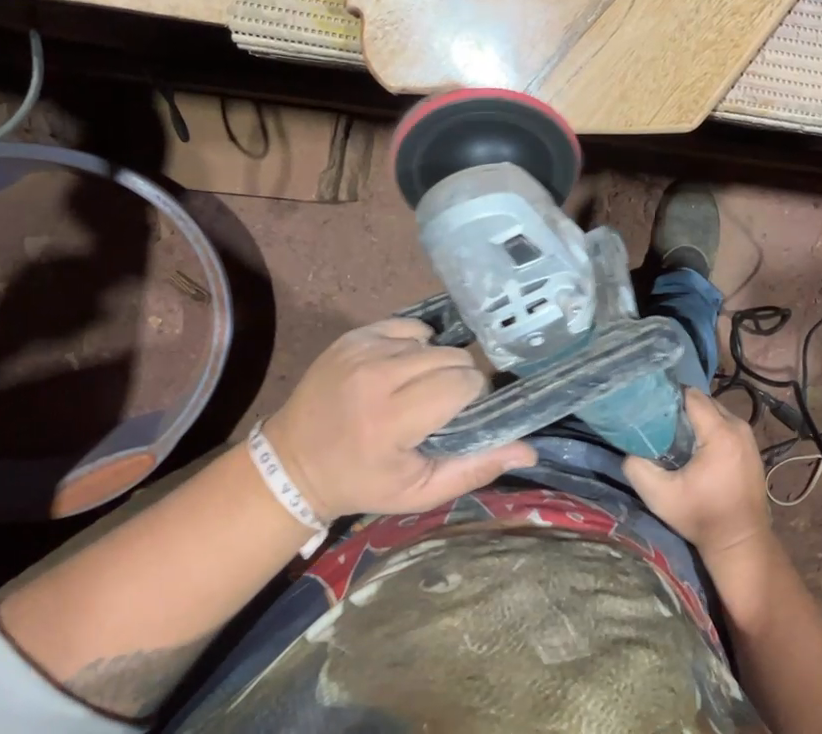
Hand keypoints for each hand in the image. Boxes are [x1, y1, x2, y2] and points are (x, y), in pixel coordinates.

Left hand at [263, 319, 535, 519]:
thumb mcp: (419, 491)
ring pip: (434, 343)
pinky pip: (408, 329)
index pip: (463, 383)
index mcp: (392, 420)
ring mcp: (362, 351)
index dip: (473, 398)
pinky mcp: (353, 336)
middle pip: (453, 358)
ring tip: (419, 390)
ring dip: (437, 364)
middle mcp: (377, 377)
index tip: (462, 416)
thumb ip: (476, 468)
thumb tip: (529, 449)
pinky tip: (402, 370)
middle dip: (459, 379)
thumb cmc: (362, 482)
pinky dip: (415, 347)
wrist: (292, 463)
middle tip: (443, 405)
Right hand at [624, 389, 770, 556]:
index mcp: (720, 433)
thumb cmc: (702, 517)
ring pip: (716, 412)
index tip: (651, 409)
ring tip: (674, 436)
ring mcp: (748, 437)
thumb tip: (629, 450)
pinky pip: (726, 426)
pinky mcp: (752, 448)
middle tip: (660, 424)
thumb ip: (638, 469)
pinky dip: (710, 429)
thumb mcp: (661, 497)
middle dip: (682, 408)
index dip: (669, 398)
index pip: (692, 396)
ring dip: (697, 419)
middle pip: (705, 401)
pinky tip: (695, 449)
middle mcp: (738, 427)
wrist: (741, 541)